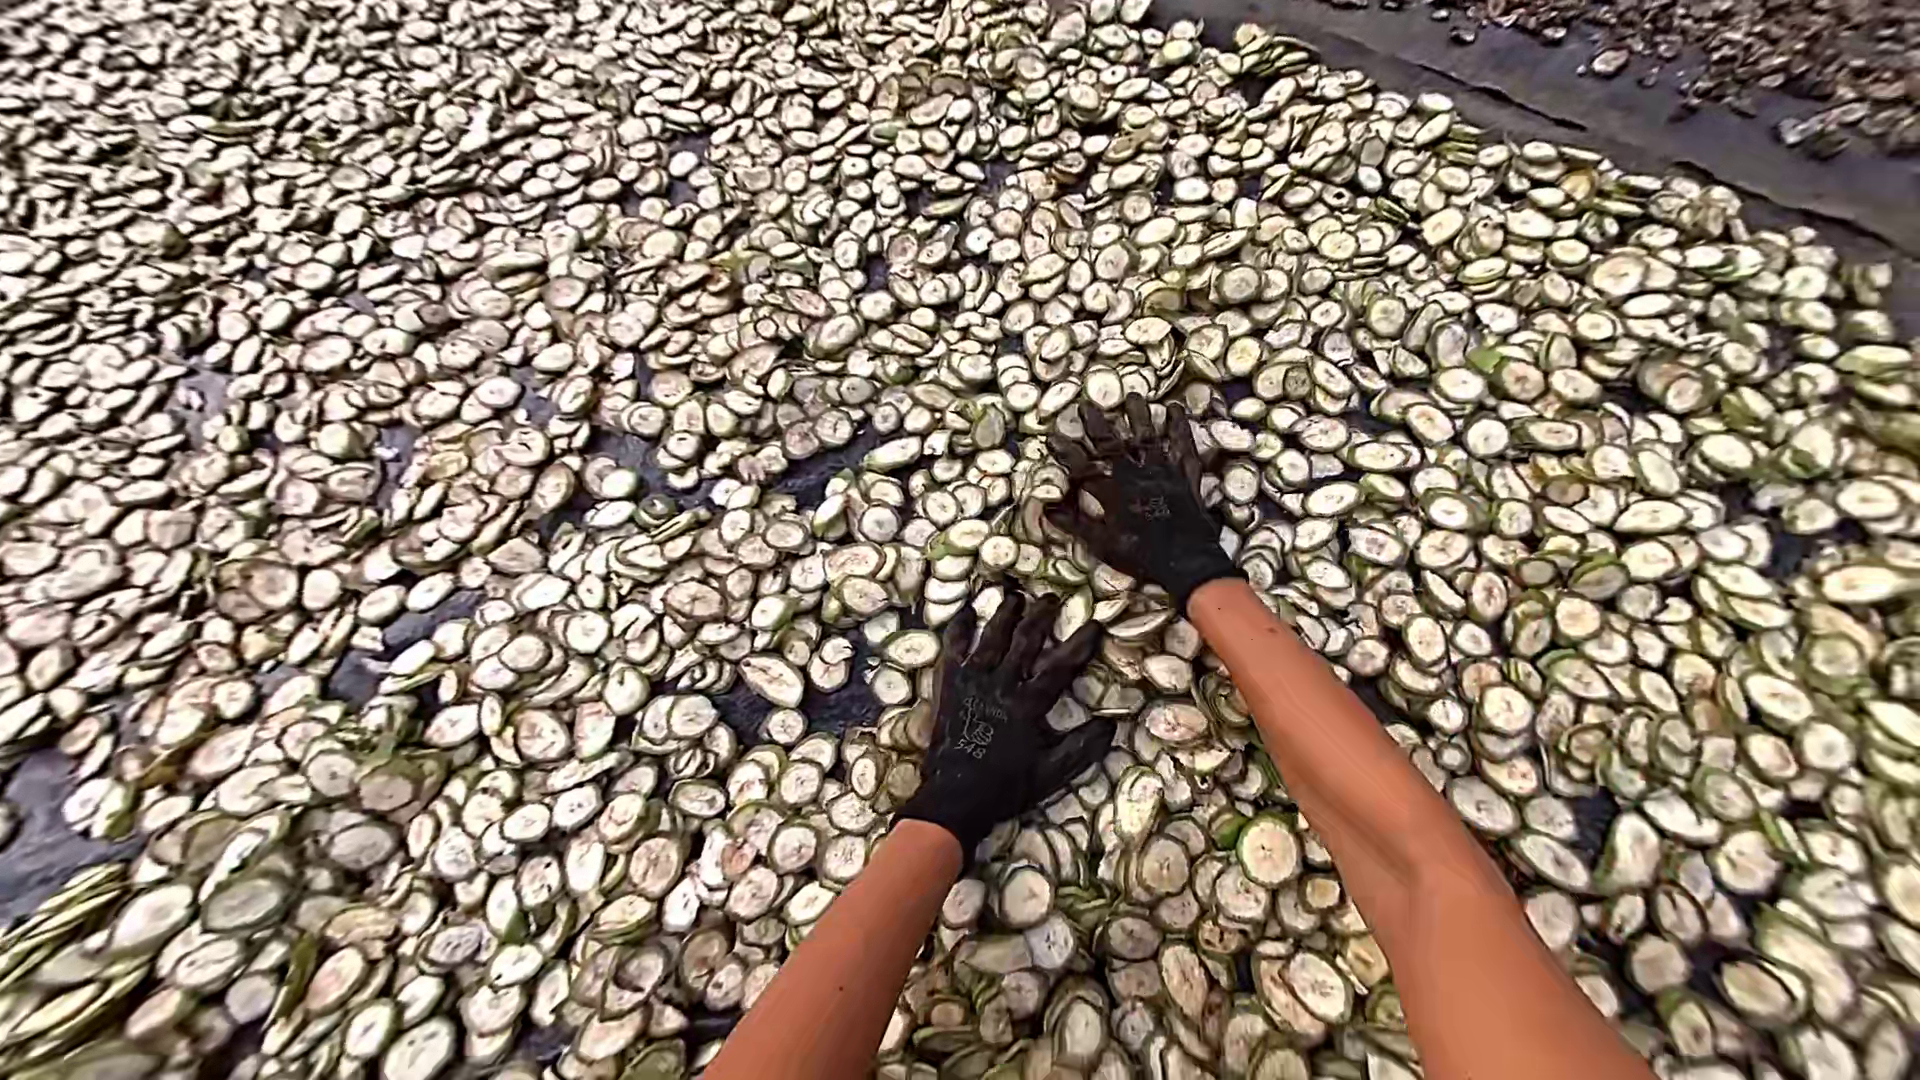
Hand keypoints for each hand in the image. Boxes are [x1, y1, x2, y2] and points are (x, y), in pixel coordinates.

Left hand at [896, 591, 1111, 856]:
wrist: (954, 795)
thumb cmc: (1005, 785)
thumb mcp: (1051, 774)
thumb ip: (1081, 749)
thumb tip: (1111, 725)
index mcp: (1028, 704)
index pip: (1061, 666)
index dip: (1080, 643)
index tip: (1095, 625)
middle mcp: (1002, 683)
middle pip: (1025, 639)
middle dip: (1041, 615)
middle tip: (1052, 598)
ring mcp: (973, 679)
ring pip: (992, 636)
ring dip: (1005, 613)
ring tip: (1015, 596)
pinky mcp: (950, 682)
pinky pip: (954, 647)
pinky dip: (960, 627)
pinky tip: (965, 610)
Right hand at [1046, 393, 1243, 610]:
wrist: (1187, 562)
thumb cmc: (1140, 556)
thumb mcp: (1101, 544)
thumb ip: (1075, 524)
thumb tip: (1047, 510)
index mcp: (1113, 492)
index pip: (1083, 466)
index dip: (1066, 451)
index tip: (1052, 436)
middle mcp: (1136, 475)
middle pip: (1113, 444)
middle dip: (1097, 424)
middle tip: (1086, 404)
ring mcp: (1163, 473)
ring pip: (1148, 438)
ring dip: (1139, 416)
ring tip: (1133, 396)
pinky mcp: (1186, 476)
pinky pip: (1183, 447)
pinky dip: (1180, 428)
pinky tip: (1176, 410)